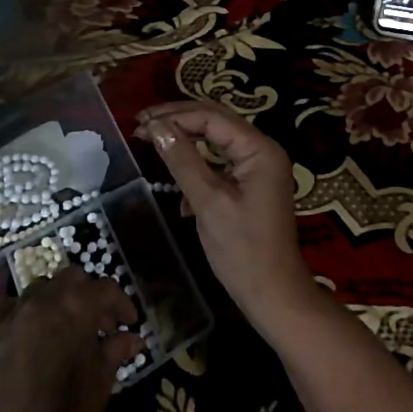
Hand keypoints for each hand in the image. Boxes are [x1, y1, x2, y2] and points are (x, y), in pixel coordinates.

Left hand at [0, 271, 141, 411]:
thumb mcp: (101, 383)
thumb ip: (114, 350)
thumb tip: (132, 337)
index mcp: (73, 308)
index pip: (103, 288)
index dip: (121, 302)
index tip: (131, 322)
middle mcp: (40, 301)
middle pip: (71, 279)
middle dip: (91, 296)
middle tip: (105, 325)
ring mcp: (11, 315)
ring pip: (41, 287)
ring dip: (61, 299)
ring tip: (73, 329)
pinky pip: (9, 305)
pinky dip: (25, 309)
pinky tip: (34, 332)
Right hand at [135, 101, 314, 328]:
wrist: (273, 294)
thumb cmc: (242, 250)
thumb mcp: (208, 202)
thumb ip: (183, 160)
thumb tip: (156, 127)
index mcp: (259, 150)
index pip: (211, 117)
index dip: (174, 116)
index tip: (139, 125)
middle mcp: (263, 150)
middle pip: (215, 121)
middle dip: (177, 120)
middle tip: (140, 124)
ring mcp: (258, 168)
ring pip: (216, 140)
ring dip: (184, 140)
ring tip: (150, 140)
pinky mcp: (251, 184)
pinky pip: (219, 162)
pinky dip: (196, 164)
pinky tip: (176, 184)